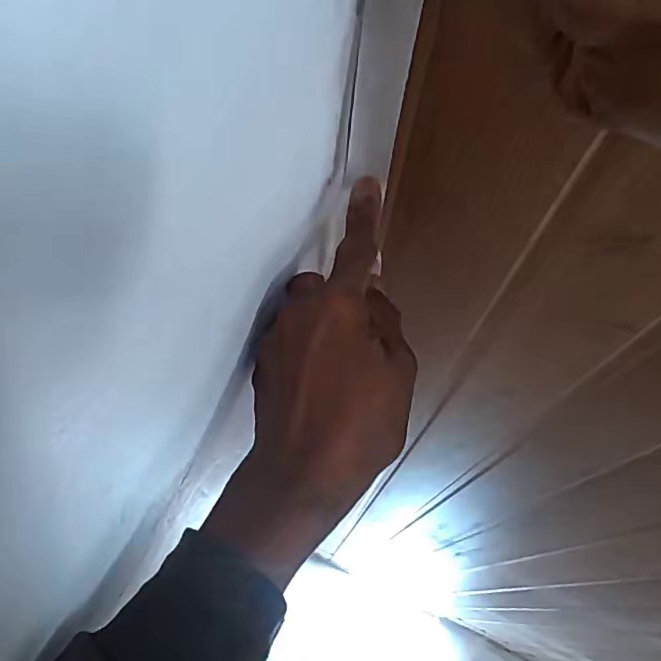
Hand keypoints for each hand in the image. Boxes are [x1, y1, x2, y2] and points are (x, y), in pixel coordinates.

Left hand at [202, 178, 417, 589]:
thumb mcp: (398, 377)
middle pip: (324, 290)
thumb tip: (373, 306)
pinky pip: (291, 345)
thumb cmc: (359, 428)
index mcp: (338, 308)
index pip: (356, 253)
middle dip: (343, 305)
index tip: (365, 186)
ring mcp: (274, 342)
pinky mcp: (262, 369)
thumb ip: (388, 329)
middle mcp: (298, 315)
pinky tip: (320, 393)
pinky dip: (307, 355)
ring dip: (324, 333)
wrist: (300, 474)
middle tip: (365, 347)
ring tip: (342, 380)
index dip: (365, 220)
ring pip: (304, 319)